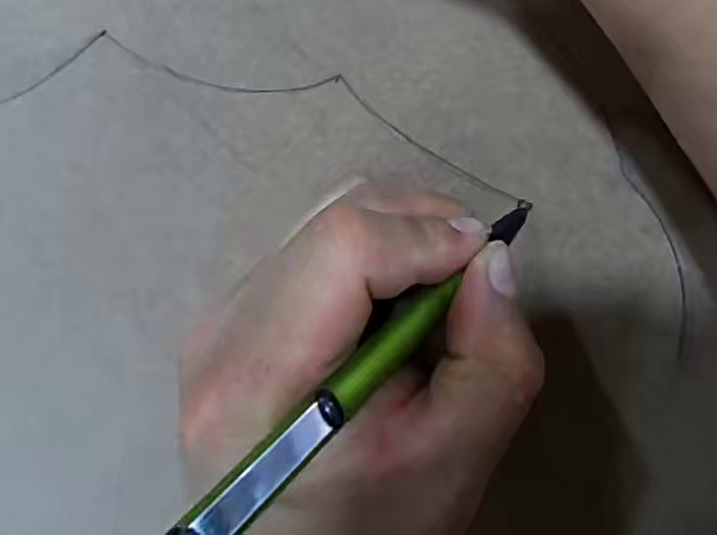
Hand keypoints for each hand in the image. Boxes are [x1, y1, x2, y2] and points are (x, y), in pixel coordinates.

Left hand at [179, 184, 543, 534]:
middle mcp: (224, 324)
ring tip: (433, 284)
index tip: (483, 254)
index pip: (343, 247)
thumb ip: (493, 357)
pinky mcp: (237, 302)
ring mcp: (223, 308)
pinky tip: (392, 294)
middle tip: (470, 266)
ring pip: (328, 212)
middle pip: (336, 215)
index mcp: (258, 374)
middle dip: (420, 223)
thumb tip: (492, 254)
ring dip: (398, 229)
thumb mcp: (454, 462)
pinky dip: (372, 244)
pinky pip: (315, 235)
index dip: (423, 236)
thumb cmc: (371, 525)